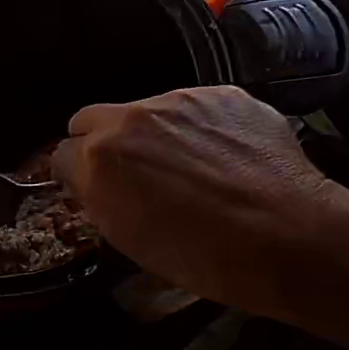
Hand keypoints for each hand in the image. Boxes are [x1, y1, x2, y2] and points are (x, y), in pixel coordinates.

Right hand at [54, 86, 348, 315]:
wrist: (289, 239)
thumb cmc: (198, 255)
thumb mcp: (124, 236)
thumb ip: (96, 195)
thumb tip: (91, 180)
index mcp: (97, 159)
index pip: (59, 154)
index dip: (73, 174)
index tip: (91, 189)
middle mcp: (130, 119)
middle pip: (89, 118)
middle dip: (97, 141)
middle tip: (126, 171)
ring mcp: (179, 100)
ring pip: (142, 110)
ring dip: (148, 133)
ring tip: (186, 166)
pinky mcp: (223, 94)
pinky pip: (191, 107)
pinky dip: (195, 127)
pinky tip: (221, 156)